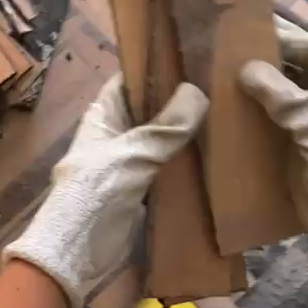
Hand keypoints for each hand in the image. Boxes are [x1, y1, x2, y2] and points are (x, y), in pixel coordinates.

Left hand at [5, 75, 207, 307]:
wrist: (74, 255)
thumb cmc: (93, 196)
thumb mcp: (130, 157)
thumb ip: (165, 128)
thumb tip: (199, 91)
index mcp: (102, 116)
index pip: (130, 79)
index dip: (156, 64)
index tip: (195, 52)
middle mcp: (115, 134)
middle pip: (150, 109)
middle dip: (182, 99)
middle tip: (228, 83)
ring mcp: (129, 163)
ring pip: (162, 139)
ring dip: (189, 132)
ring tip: (233, 112)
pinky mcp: (142, 190)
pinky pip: (168, 168)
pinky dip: (188, 162)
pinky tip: (220, 154)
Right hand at [238, 18, 307, 307]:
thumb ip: (287, 98)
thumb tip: (248, 68)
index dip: (291, 38)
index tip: (254, 28)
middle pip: (294, 77)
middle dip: (265, 65)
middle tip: (225, 54)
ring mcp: (307, 136)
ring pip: (276, 107)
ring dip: (250, 96)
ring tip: (213, 83)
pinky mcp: (290, 161)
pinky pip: (264, 137)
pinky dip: (244, 128)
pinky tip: (218, 121)